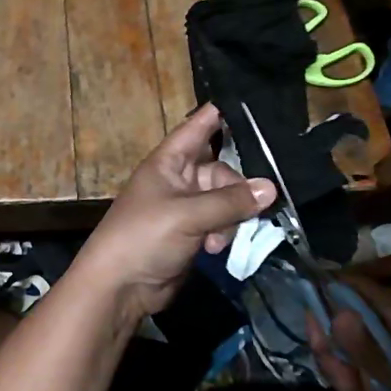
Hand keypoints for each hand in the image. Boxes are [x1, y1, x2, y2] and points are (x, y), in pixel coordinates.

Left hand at [68, 104, 275, 319]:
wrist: (120, 288)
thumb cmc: (144, 237)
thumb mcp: (188, 215)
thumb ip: (230, 201)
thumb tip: (271, 189)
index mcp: (170, 161)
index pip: (200, 125)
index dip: (223, 113)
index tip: (257, 102)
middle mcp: (180, 178)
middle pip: (222, 169)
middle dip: (237, 187)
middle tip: (253, 204)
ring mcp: (187, 207)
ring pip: (226, 199)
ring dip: (231, 217)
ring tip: (220, 237)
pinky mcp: (194, 232)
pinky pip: (222, 222)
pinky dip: (224, 233)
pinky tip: (216, 249)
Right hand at [309, 276, 390, 390]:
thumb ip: (374, 352)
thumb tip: (336, 312)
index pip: (356, 286)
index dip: (327, 297)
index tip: (312, 329)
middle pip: (349, 312)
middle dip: (331, 337)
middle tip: (335, 373)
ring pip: (353, 340)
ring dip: (341, 360)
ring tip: (349, 390)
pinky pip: (366, 362)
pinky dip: (355, 375)